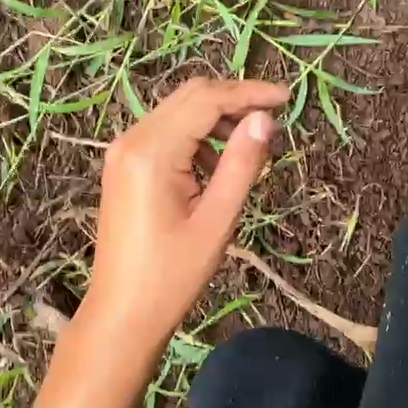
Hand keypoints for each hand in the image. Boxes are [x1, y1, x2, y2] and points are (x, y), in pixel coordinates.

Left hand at [86, 77, 288, 348]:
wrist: (122, 314)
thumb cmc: (172, 275)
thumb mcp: (217, 220)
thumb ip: (241, 164)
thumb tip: (265, 119)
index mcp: (152, 151)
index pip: (206, 100)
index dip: (249, 93)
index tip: (286, 99)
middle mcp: (132, 139)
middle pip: (190, 96)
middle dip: (234, 101)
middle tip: (272, 121)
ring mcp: (123, 151)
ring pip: (179, 111)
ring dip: (216, 119)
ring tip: (250, 151)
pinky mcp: (124, 164)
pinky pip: (166, 132)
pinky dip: (197, 136)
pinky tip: (217, 168)